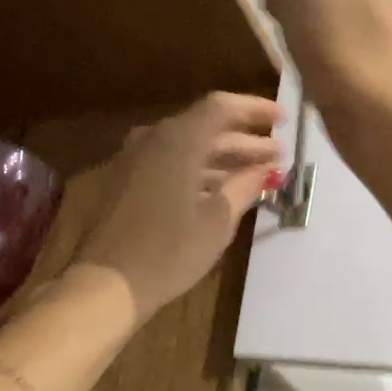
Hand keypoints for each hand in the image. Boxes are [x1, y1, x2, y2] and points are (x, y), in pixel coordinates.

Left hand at [75, 92, 284, 318]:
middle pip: (205, 128)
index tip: (283, 121)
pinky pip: (170, 164)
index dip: (255, 110)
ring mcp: (135, 160)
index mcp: (177, 139)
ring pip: (187, 148)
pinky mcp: (127, 182)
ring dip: (223, 159)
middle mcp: (153, 139)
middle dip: (244, 141)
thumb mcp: (217, 221)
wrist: (107, 283)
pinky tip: (222, 190)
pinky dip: (198, 172)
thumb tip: (266, 170)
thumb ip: (245, 187)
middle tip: (278, 156)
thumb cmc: (169, 250)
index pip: (221, 107)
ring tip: (259, 175)